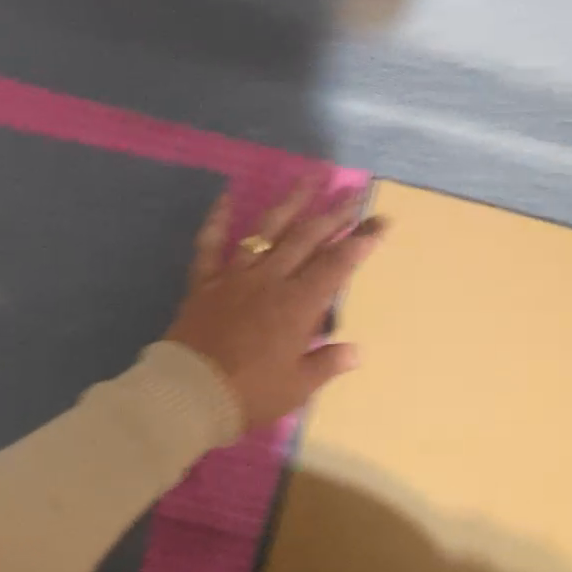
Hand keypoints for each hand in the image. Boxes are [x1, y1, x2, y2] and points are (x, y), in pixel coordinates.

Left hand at [165, 177, 385, 430]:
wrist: (191, 392)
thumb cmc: (250, 394)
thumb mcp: (297, 386)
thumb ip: (326, 363)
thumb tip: (354, 350)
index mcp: (297, 305)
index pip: (337, 265)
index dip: (360, 242)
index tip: (380, 222)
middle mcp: (269, 280)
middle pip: (306, 238)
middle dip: (333, 214)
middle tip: (353, 193)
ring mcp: (234, 277)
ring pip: (266, 230)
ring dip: (290, 202)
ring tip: (309, 177)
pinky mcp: (204, 282)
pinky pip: (210, 244)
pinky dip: (218, 219)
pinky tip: (227, 196)